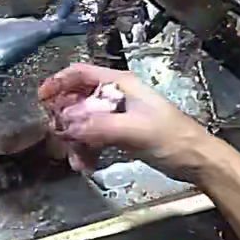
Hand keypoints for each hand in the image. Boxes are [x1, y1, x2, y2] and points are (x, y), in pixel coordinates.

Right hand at [39, 64, 232, 181]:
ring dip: (75, 140)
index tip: (41, 98)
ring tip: (75, 160)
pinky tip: (86, 166)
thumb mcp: (134, 130)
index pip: (81, 73)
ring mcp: (117, 115)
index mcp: (120, 84)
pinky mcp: (119, 133)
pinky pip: (93, 138)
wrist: (198, 161)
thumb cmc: (171, 138)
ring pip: (83, 122)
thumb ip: (99, 126)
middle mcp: (116, 95)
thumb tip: (66, 126)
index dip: (58, 82)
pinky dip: (87, 150)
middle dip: (65, 119)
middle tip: (56, 136)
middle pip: (78, 99)